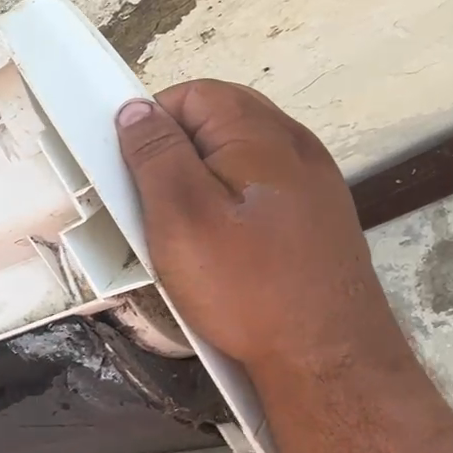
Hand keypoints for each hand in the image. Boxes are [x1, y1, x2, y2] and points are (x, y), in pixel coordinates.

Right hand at [114, 79, 405, 377]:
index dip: (151, 121)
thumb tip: (134, 108)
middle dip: (171, 151)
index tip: (128, 168)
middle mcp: (295, 148)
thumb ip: (155, 153)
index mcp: (263, 136)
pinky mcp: (313, 220)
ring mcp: (311, 185)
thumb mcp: (179, 214)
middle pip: (216, 121)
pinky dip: (221, 205)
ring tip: (174, 229)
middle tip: (145, 201)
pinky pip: (253, 190)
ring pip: (233, 158)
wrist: (325, 358)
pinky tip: (212, 248)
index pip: (194, 94)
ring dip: (194, 181)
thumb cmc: (243, 284)